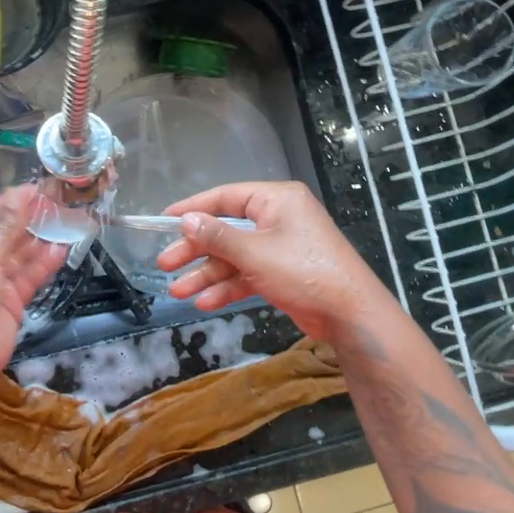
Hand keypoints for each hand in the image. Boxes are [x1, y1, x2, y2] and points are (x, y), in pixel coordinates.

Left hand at [0, 186, 69, 372]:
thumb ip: (6, 228)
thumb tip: (19, 195)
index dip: (12, 201)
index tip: (38, 188)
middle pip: (7, 233)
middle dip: (31, 220)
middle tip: (59, 202)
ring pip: (21, 254)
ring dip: (41, 240)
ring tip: (67, 223)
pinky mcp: (11, 298)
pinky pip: (29, 275)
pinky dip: (44, 264)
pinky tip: (62, 250)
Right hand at [156, 181, 370, 341]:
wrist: (351, 315)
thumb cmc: (303, 272)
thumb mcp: (254, 253)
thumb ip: (217, 236)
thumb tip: (186, 220)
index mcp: (276, 201)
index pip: (225, 197)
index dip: (192, 209)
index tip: (163, 221)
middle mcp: (278, 219)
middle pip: (225, 230)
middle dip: (195, 250)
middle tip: (165, 264)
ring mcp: (280, 247)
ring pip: (233, 257)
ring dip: (206, 274)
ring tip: (178, 291)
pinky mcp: (282, 273)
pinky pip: (247, 274)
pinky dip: (227, 287)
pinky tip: (205, 303)